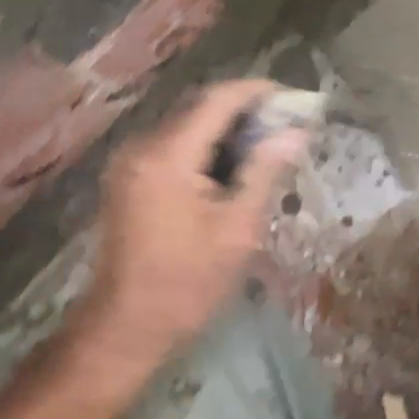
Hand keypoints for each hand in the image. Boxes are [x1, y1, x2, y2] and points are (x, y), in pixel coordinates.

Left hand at [83, 80, 308, 365]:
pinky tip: (229, 167)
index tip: (289, 97)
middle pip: (198, 107)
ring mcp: (129, 161)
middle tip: (283, 125)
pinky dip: (202, 146)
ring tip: (263, 146)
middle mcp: (142, 146)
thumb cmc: (187, 283)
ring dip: (223, 128)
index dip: (255, 91)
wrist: (124, 326)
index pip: (216, 100)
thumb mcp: (237, 229)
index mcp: (168, 155)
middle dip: (242, 110)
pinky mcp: (127, 177)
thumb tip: (294, 133)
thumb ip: (263, 172)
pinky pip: (171, 145)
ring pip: (185, 124)